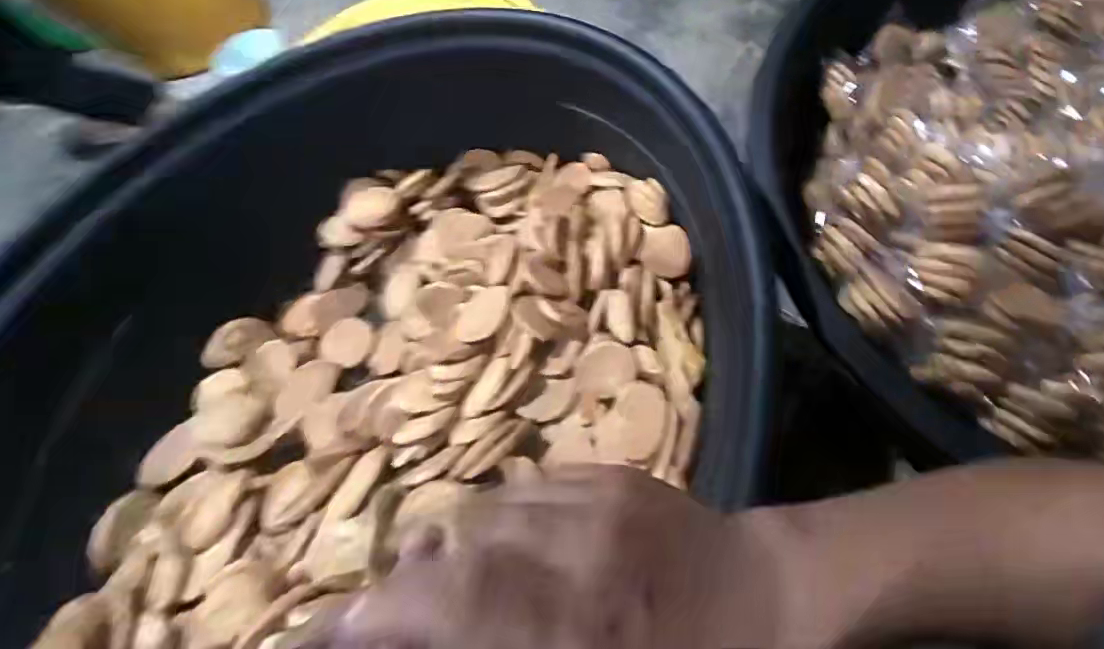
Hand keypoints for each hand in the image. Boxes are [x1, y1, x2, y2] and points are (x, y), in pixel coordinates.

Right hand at [305, 465, 784, 648]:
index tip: (334, 628)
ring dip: (456, 544)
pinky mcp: (616, 471)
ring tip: (449, 580)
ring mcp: (600, 497)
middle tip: (383, 611)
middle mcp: (579, 548)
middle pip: (462, 545)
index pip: (457, 600)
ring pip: (492, 507)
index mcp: (577, 625)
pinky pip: (532, 486)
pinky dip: (503, 516)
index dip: (384, 612)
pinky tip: (510, 544)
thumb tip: (445, 627)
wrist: (769, 597)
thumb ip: (506, 637)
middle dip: (408, 579)